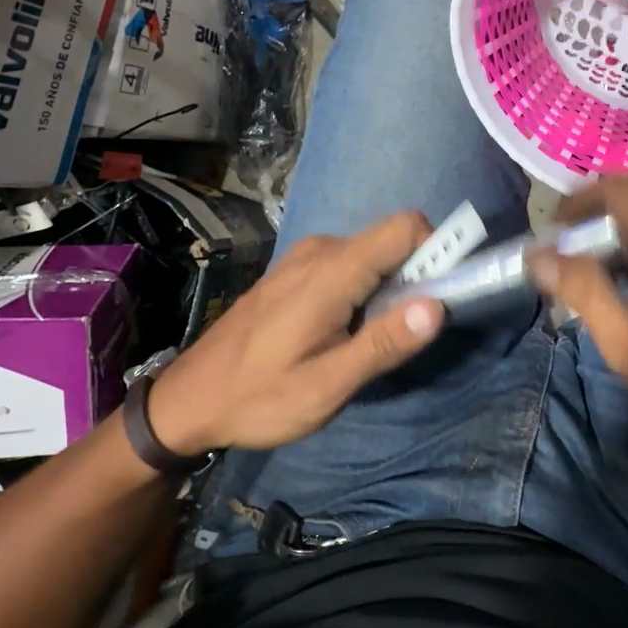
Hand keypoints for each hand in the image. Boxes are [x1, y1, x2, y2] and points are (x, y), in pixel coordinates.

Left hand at [146, 213, 443, 455]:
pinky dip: (367, 287)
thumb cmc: (257, 398)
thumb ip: (384, 344)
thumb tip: (439, 307)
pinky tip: (343, 330)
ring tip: (368, 338)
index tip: (441, 293)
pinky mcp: (298, 267)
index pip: (406, 226)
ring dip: (391, 286)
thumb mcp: (326, 386)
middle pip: (394, 240)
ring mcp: (306, 255)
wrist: (185, 402)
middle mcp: (321, 250)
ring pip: (375, 252)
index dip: (437, 250)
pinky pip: (353, 262)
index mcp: (331, 271)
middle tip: (402, 331)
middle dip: (416, 277)